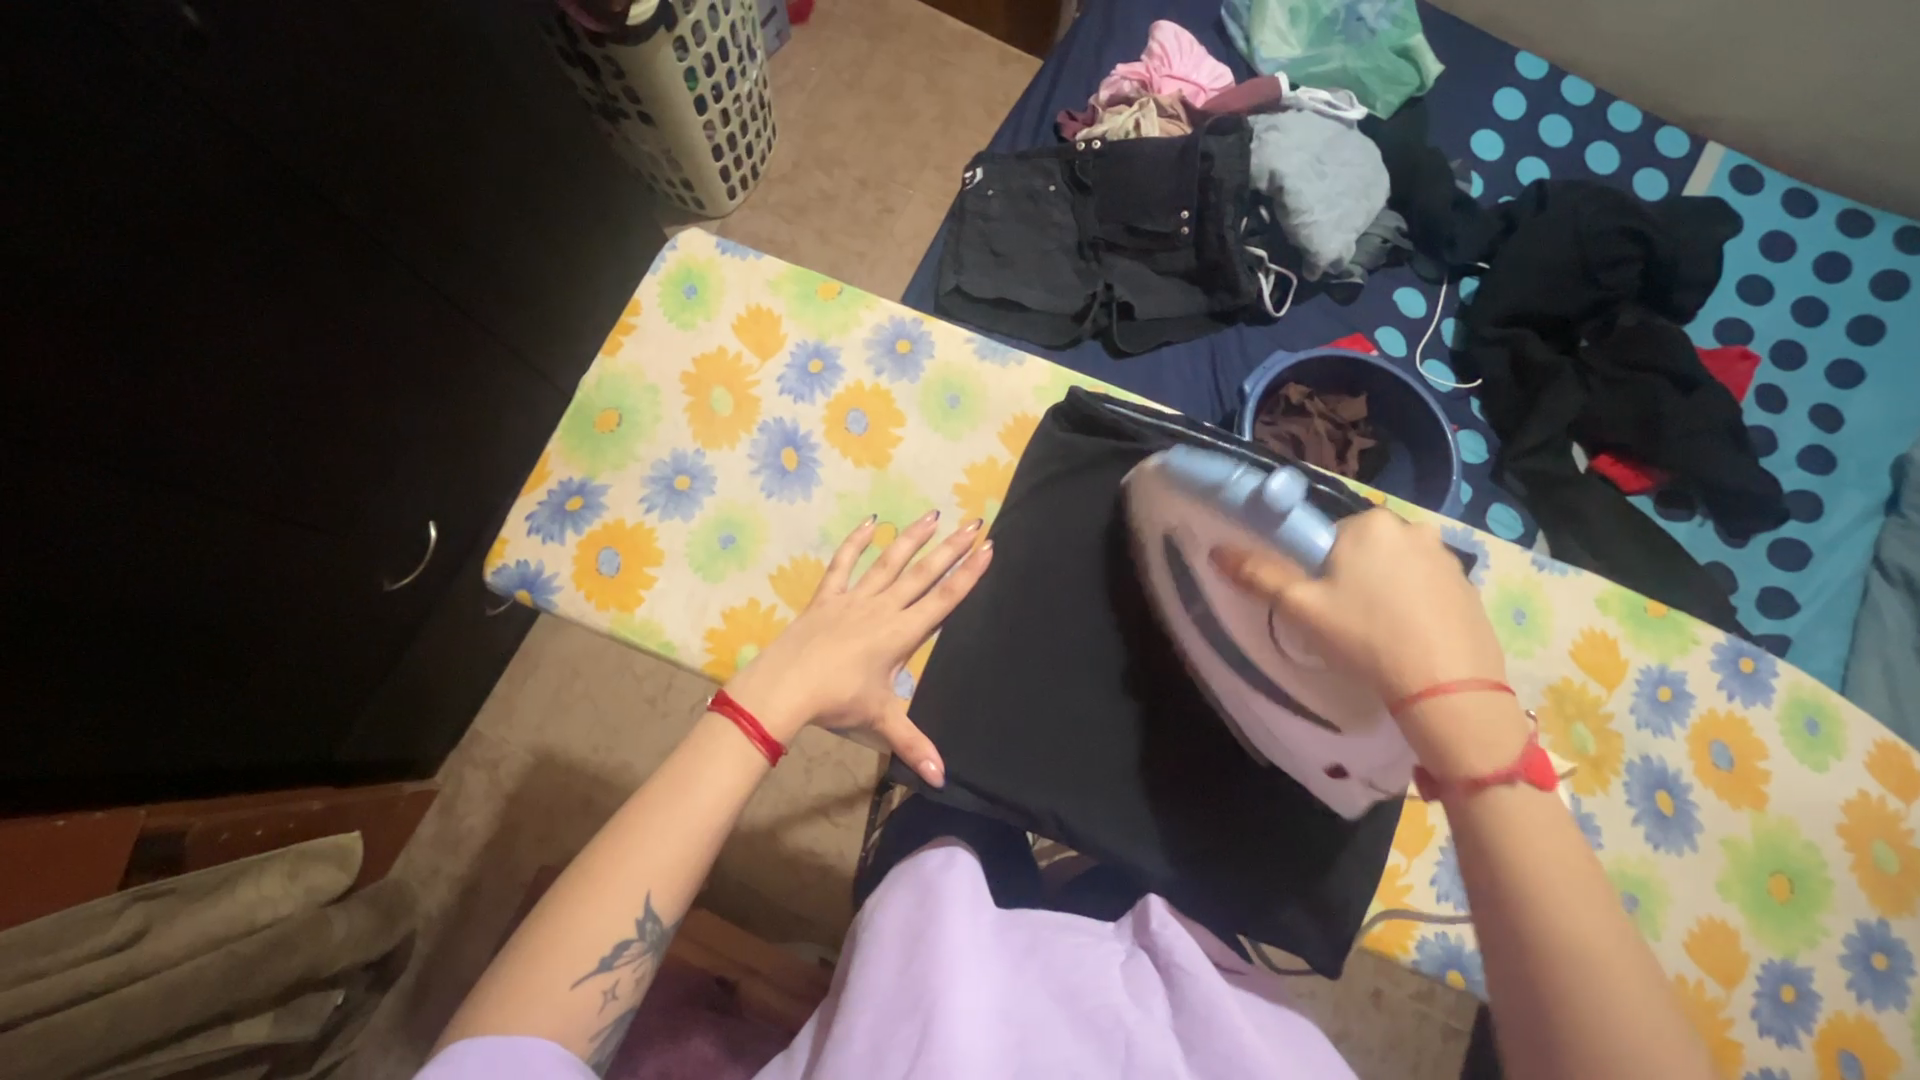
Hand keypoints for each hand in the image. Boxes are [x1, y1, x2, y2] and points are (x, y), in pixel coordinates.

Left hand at [721, 511, 991, 786]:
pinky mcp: (827, 597)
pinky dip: (856, 542)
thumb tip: (942, 779)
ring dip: (913, 538)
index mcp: (901, 634)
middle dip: (952, 548)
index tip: (988, 548)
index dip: (969, 575)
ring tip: (933, 515)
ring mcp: (854, 598)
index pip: (944, 600)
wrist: (784, 686)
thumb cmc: (836, 701)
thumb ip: (913, 744)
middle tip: (974, 522)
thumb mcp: (880, 720)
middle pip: (924, 574)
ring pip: (890, 562)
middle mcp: (882, 608)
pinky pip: (844, 564)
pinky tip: (871, 523)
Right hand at [1210, 509, 1526, 774]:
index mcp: (1368, 522)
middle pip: (1364, 548)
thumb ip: (1258, 574)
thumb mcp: (1300, 608)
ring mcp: (1448, 556)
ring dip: (1384, 588)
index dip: (1318, 568)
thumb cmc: (1364, 637)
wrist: (1445, 686)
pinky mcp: (1470, 586)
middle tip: (1343, 618)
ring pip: (1396, 566)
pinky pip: (1427, 586)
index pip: (1329, 535)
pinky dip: (1414, 604)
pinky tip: (1407, 637)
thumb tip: (1216, 551)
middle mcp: (1413, 527)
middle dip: (1352, 575)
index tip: (1320, 600)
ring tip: (1376, 631)